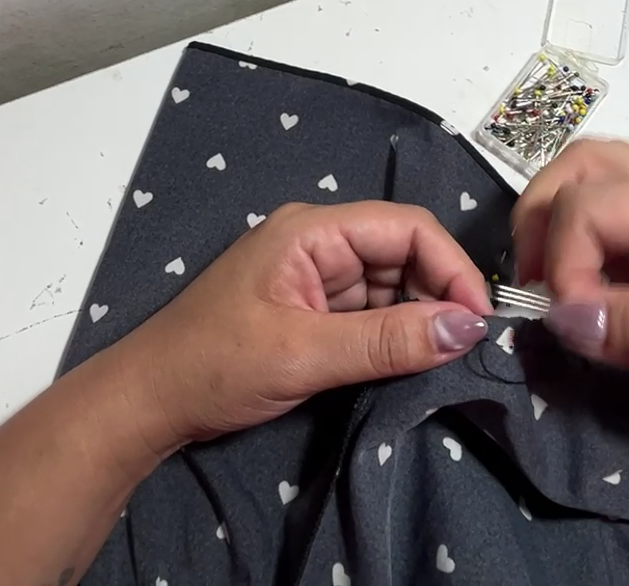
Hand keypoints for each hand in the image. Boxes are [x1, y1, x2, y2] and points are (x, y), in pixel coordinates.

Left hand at [111, 201, 493, 449]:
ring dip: (421, 317)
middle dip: (439, 293)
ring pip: (392, 284)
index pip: (404, 227)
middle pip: (402, 252)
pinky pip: (372, 310)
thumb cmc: (214, 365)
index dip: (450, 266)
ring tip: (446, 357)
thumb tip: (468, 328)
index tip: (479, 319)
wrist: (149, 402)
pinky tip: (414, 358)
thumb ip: (388, 340)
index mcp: (313, 230)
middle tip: (467, 347)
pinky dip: (397, 333)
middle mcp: (320, 242)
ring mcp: (317, 275)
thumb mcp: (304, 354)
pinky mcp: (315, 307)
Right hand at [511, 139, 628, 432]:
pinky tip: (616, 290)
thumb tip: (565, 318)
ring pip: (603, 177)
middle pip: (588, 163)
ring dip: (565, 224)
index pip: (599, 200)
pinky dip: (597, 242)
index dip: (562, 258)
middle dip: (542, 218)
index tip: (570, 325)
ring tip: (570, 291)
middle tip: (541, 289)